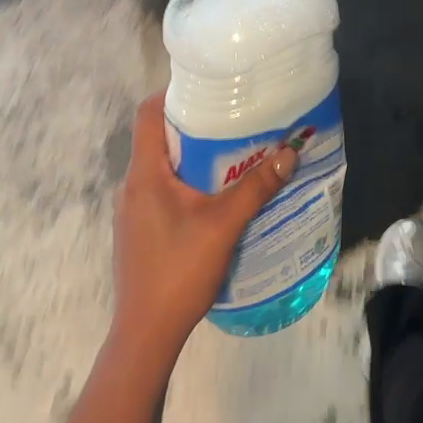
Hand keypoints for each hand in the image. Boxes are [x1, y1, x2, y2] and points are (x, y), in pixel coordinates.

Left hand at [108, 92, 298, 360]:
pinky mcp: (138, 231)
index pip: (148, 114)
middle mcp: (132, 185)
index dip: (173, 94)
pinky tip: (215, 201)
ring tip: (232, 158)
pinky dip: (186, 186)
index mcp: (144, 173)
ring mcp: (132, 211)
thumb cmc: (179, 270)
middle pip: (158, 139)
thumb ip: (257, 187)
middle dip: (195, 127)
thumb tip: (291, 151)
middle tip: (233, 122)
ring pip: (162, 169)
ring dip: (193, 159)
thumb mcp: (225, 225)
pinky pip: (162, 193)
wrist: (146, 333)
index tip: (207, 89)